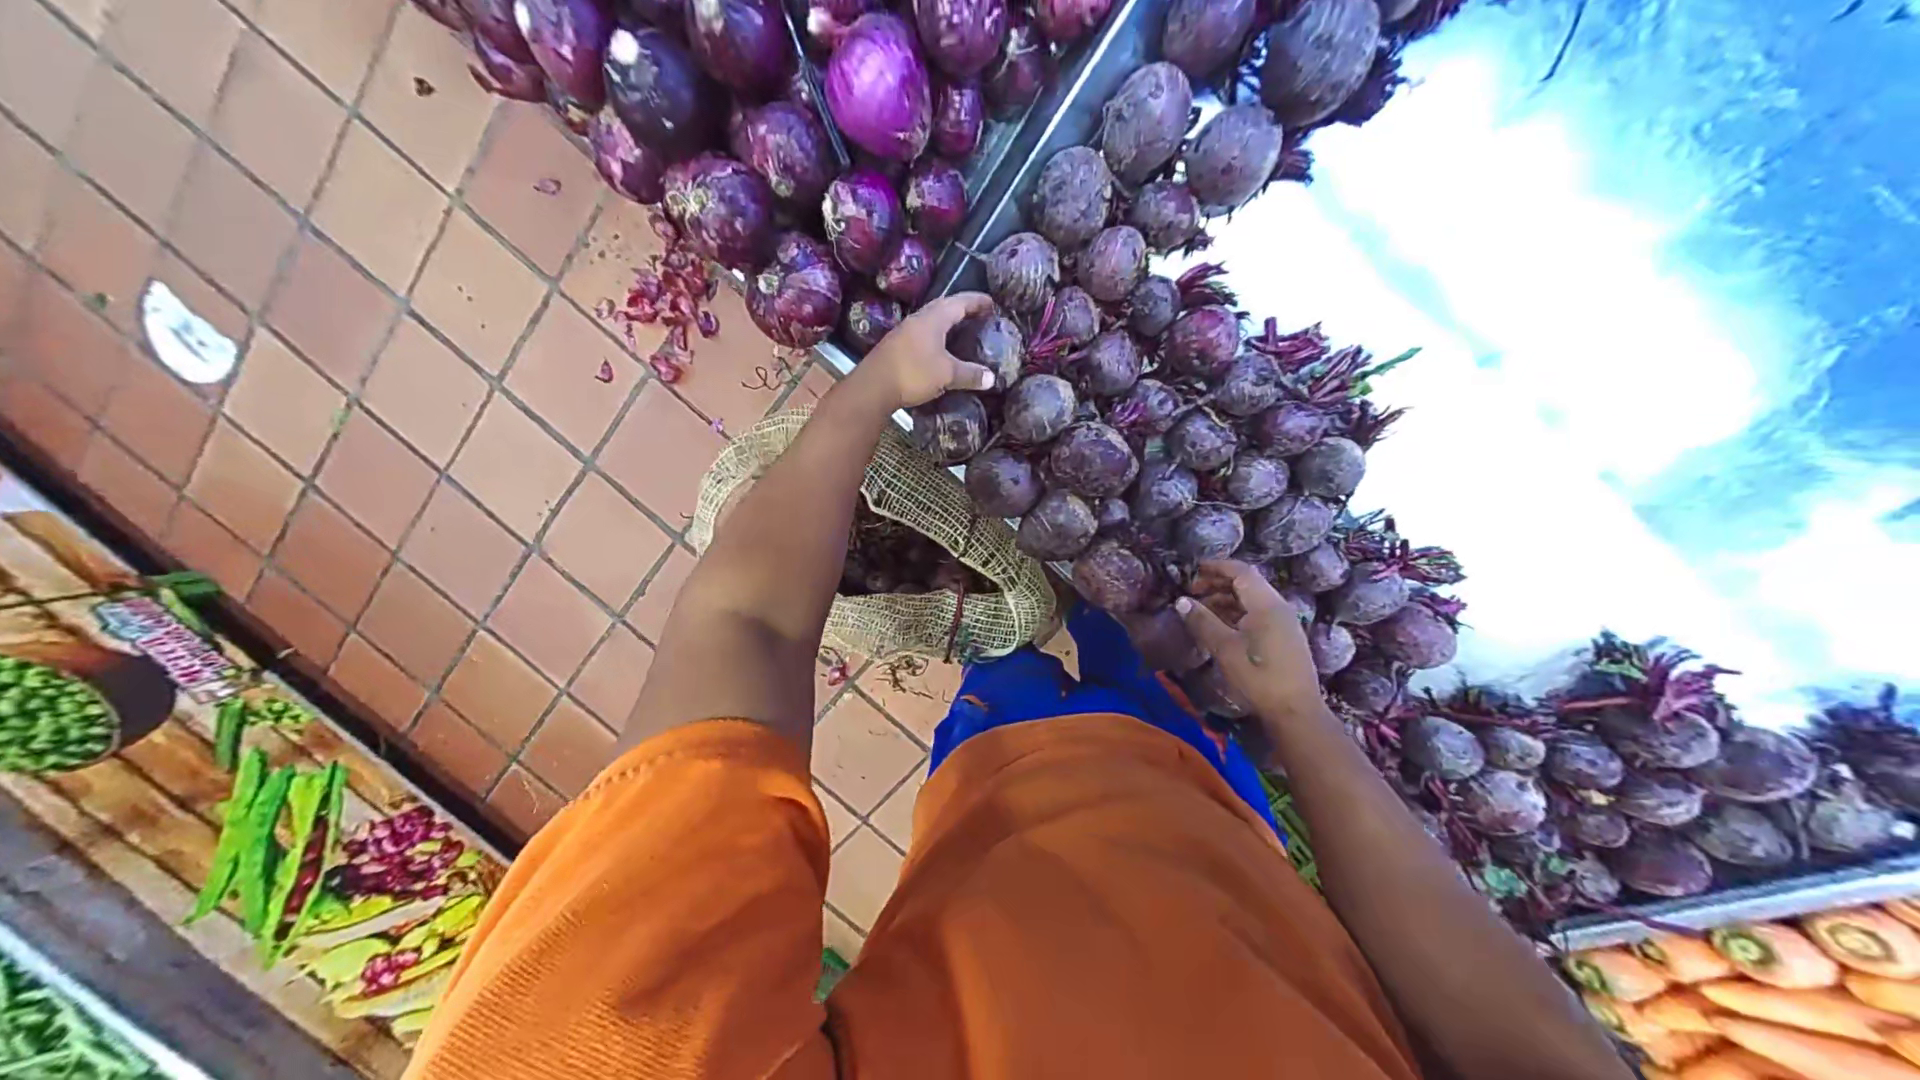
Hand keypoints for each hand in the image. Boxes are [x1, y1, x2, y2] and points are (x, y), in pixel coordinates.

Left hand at [855, 292, 996, 408]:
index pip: (960, 302)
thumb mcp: (947, 374)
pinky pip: (922, 335)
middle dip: (963, 310)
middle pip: (944, 307)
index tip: (992, 303)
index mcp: (933, 318)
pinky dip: (936, 338)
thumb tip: (991, 378)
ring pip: (931, 321)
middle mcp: (918, 319)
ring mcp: (904, 332)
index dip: (977, 301)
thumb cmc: (913, 373)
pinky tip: (940, 350)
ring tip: (962, 332)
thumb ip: (970, 374)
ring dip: (947, 324)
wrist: (873, 387)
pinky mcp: (896, 347)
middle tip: (979, 316)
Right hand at [1175, 559, 1323, 723]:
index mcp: (1267, 605)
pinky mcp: (1283, 638)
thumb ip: (1202, 621)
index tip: (1193, 570)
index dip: (1216, 567)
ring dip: (1225, 600)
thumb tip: (1181, 601)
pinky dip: (1236, 613)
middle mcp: (1278, 608)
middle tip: (1192, 592)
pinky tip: (1220, 627)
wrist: (1296, 713)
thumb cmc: (1259, 678)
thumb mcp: (1225, 648)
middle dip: (1218, 584)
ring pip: (1251, 600)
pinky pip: (1257, 615)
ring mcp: (1284, 623)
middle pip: (1247, 584)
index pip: (1241, 572)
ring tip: (1200, 610)